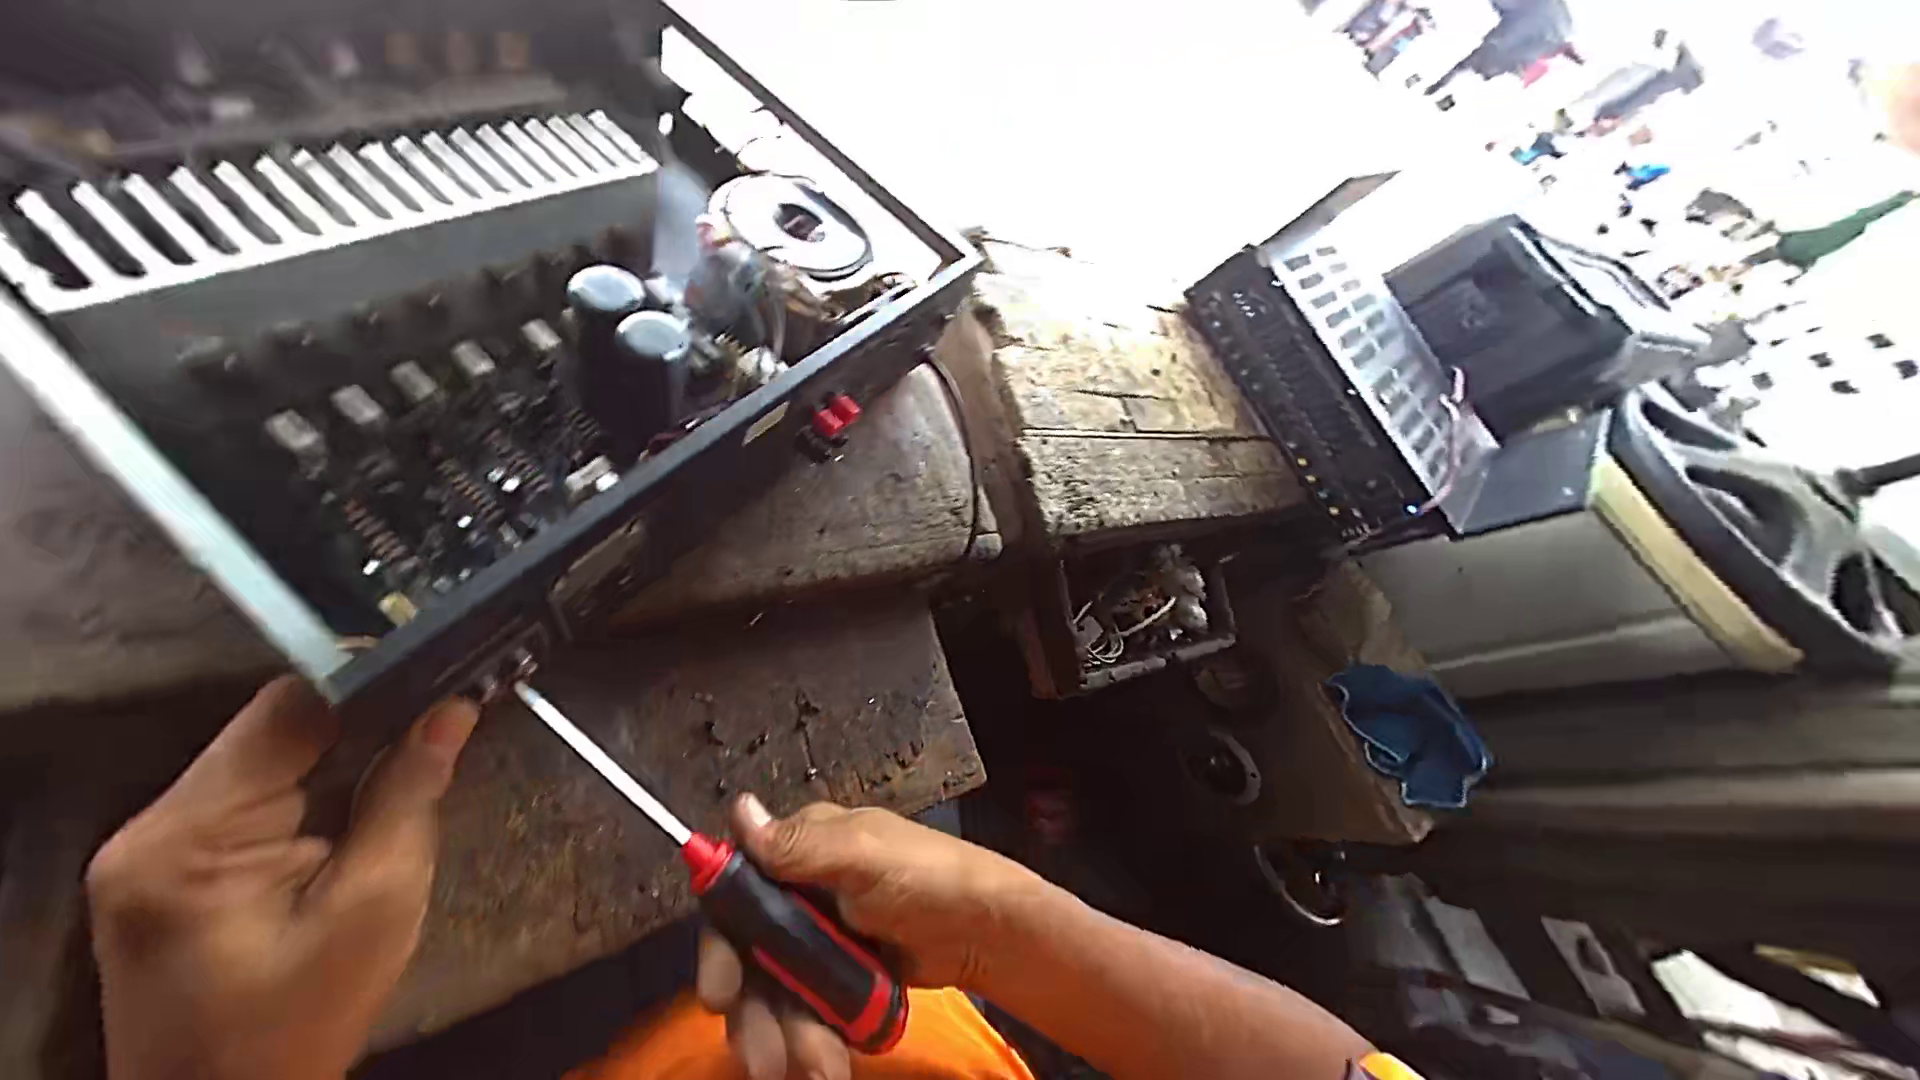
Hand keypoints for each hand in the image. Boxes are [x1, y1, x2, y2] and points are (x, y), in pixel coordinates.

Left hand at [86, 676, 478, 1079]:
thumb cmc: (305, 1010)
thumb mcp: (381, 895)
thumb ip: (411, 791)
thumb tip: (453, 708)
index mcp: (192, 836)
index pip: (288, 710)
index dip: (372, 677)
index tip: (445, 667)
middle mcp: (160, 824)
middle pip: (280, 721)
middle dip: (373, 709)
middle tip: (451, 705)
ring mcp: (164, 840)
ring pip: (279, 744)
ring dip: (356, 737)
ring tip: (427, 735)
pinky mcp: (184, 853)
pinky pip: (271, 777)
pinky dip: (332, 766)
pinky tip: (378, 775)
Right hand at [695, 795, 1049, 1079]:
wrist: (981, 928)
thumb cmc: (925, 876)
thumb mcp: (864, 854)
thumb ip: (801, 845)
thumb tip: (740, 807)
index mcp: (804, 846)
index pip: (738, 887)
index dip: (722, 939)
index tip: (724, 989)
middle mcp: (802, 887)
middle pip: (749, 952)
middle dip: (753, 1008)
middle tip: (763, 1059)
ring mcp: (820, 934)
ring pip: (775, 989)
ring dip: (784, 1035)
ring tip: (815, 1068)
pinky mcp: (837, 972)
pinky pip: (805, 1008)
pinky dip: (809, 1038)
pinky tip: (825, 1064)